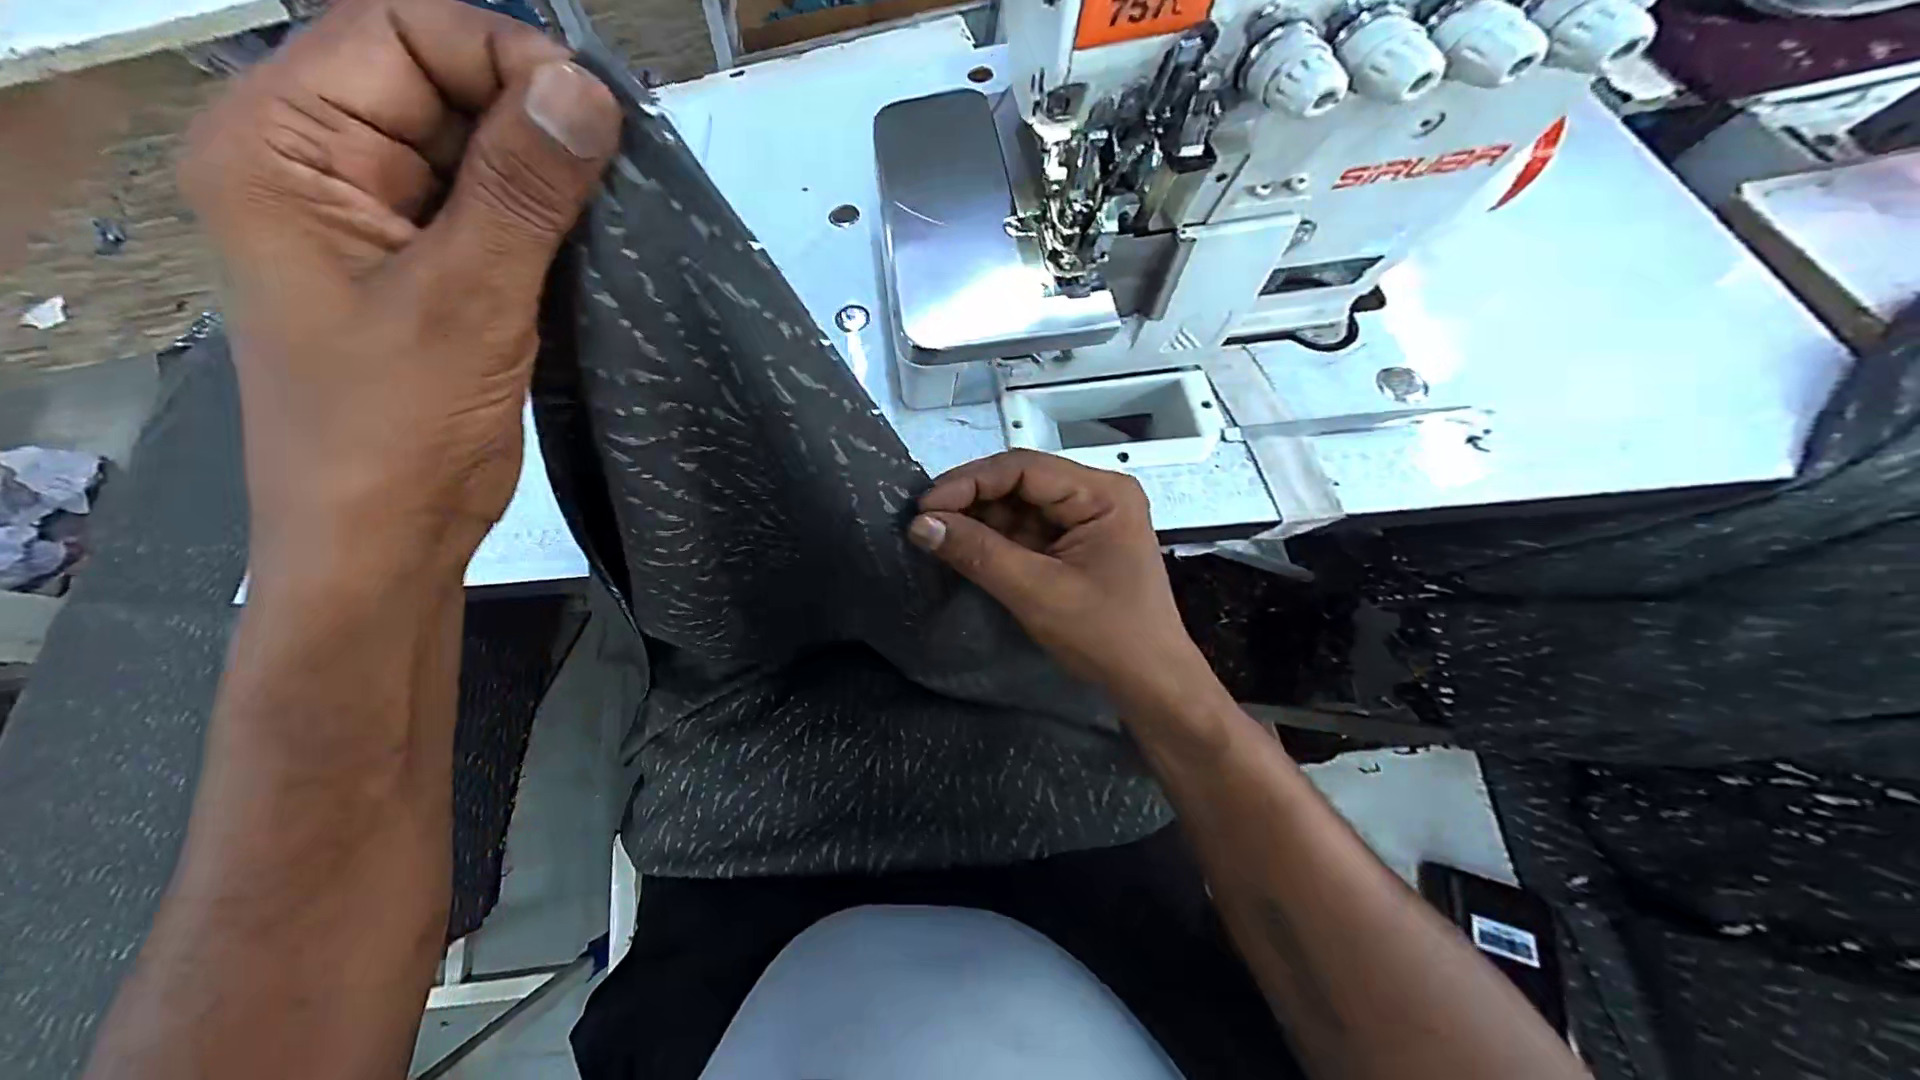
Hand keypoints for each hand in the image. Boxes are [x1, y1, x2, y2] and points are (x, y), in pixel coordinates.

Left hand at [178, 0, 619, 580]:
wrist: (388, 536)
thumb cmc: (397, 426)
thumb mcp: (464, 300)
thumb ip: (520, 190)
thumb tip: (586, 88)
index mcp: (282, 146)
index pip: (396, 35)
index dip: (501, 54)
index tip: (597, 110)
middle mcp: (325, 167)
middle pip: (440, 89)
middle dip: (535, 117)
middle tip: (624, 161)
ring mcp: (386, 224)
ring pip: (479, 155)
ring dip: (552, 173)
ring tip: (620, 201)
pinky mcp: (438, 273)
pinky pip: (499, 217)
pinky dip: (552, 222)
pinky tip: (598, 239)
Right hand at [910, 450, 1231, 725]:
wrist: (1151, 683)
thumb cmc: (1106, 636)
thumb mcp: (1036, 592)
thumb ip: (977, 552)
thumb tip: (920, 524)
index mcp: (1102, 493)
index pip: (1023, 468)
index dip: (967, 482)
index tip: (923, 506)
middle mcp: (1097, 494)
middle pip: (1020, 482)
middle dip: (971, 501)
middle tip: (924, 521)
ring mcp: (1088, 519)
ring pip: (1019, 506)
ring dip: (979, 520)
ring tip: (935, 534)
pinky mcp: (1077, 543)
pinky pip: (1028, 530)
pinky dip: (995, 539)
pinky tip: (964, 547)